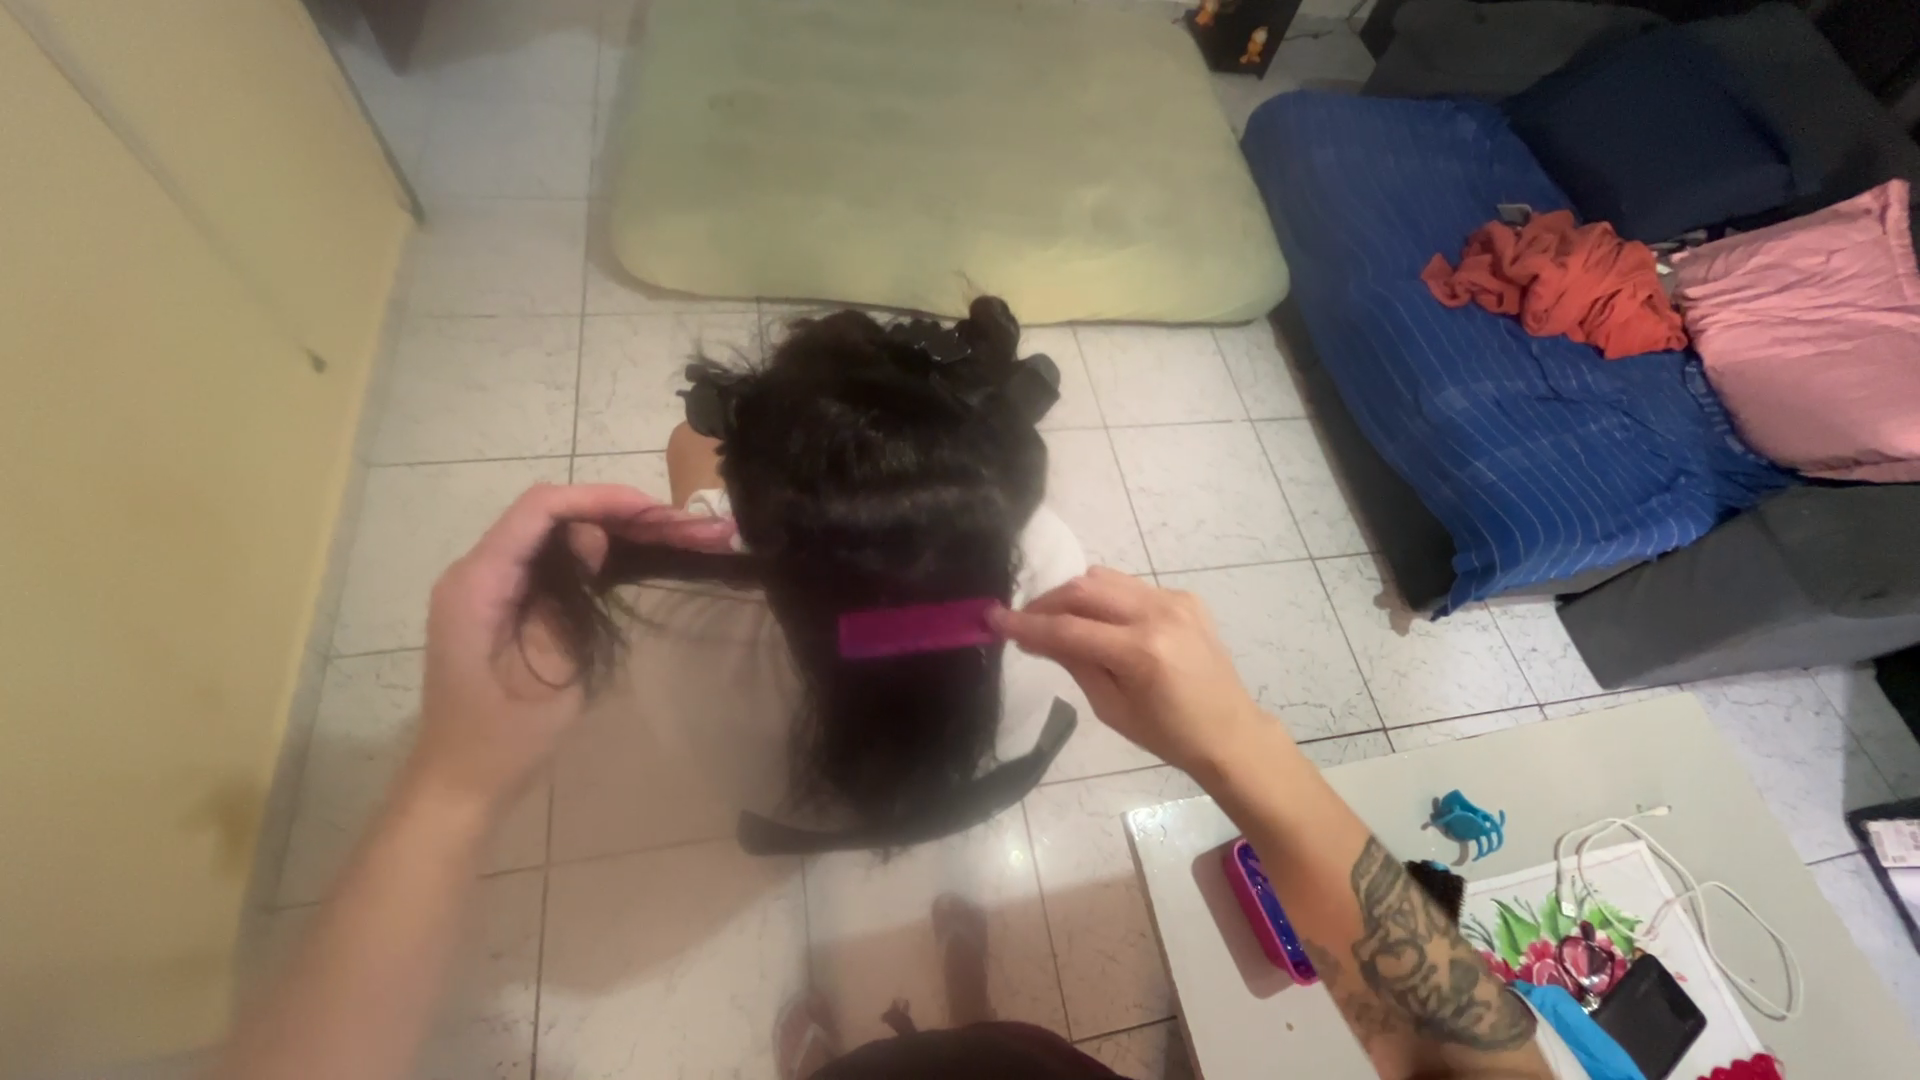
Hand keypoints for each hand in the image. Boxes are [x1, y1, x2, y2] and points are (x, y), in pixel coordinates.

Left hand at [407, 484, 736, 815]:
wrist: (461, 780)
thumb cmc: (505, 737)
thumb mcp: (549, 671)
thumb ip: (568, 599)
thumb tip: (592, 537)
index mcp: (478, 583)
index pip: (540, 510)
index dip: (600, 499)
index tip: (655, 511)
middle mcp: (478, 570)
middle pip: (552, 514)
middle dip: (618, 511)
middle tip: (681, 525)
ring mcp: (491, 584)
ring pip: (556, 531)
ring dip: (613, 527)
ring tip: (672, 533)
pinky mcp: (506, 599)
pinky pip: (553, 557)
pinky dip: (596, 550)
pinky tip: (636, 553)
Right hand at [991, 567, 1274, 776]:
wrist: (1230, 731)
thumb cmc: (1167, 735)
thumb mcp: (1111, 708)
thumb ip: (1074, 663)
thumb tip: (1038, 637)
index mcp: (1141, 652)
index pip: (1068, 629)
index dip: (1027, 625)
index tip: (994, 620)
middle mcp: (1158, 615)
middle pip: (1084, 589)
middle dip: (1046, 602)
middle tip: (1024, 622)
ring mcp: (1174, 601)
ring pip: (1105, 578)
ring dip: (1072, 594)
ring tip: (1056, 618)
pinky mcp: (1184, 597)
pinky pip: (1130, 587)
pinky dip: (1105, 599)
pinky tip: (1101, 622)